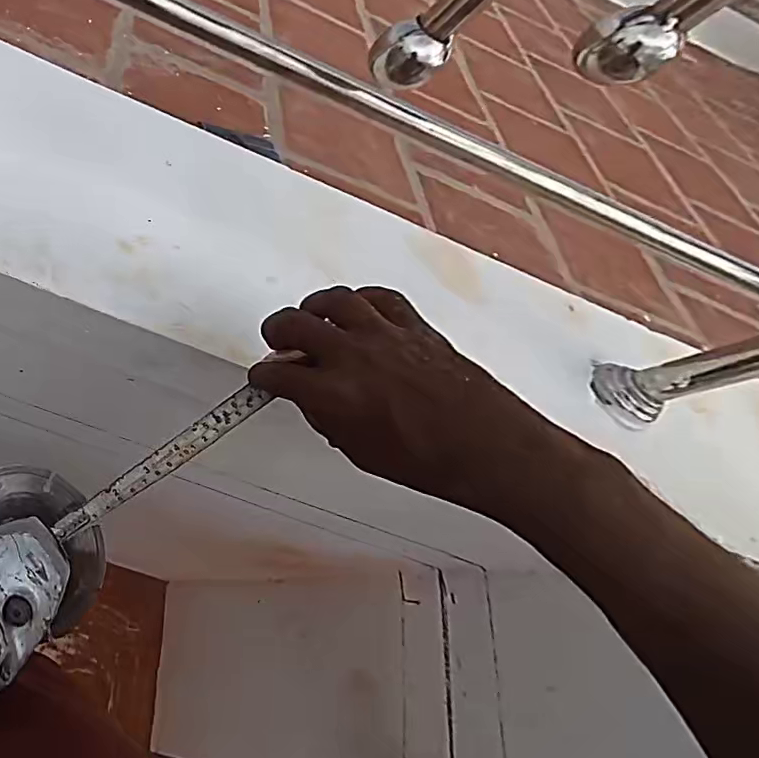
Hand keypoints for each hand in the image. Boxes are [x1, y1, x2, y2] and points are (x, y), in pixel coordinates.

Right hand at [249, 286, 587, 520]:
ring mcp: (386, 337)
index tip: (264, 378)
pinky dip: (362, 301)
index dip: (262, 377)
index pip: (275, 373)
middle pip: (292, 324)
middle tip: (277, 340)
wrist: (496, 453)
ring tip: (310, 316)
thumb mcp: (357, 449)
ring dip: (313, 307)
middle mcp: (355, 358)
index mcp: (334, 394)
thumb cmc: (434, 459)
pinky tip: (358, 310)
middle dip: (276, 332)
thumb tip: (306, 396)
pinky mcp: (417, 328)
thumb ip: (322, 414)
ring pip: (334, 300)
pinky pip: (380, 298)